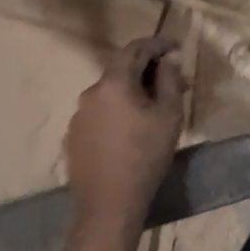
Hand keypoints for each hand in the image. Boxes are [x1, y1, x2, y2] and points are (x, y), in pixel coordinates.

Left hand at [64, 37, 187, 222]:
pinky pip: (100, 112)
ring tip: (154, 107)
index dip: (157, 43)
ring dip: (132, 91)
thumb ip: (170, 79)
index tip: (176, 47)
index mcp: (113, 83)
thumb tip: (170, 57)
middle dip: (147, 69)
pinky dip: (117, 110)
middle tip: (172, 80)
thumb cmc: (145, 156)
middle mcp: (90, 93)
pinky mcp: (73, 137)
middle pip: (121, 69)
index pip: (135, 48)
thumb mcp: (169, 115)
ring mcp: (78, 116)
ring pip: (110, 92)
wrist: (108, 207)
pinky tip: (131, 128)